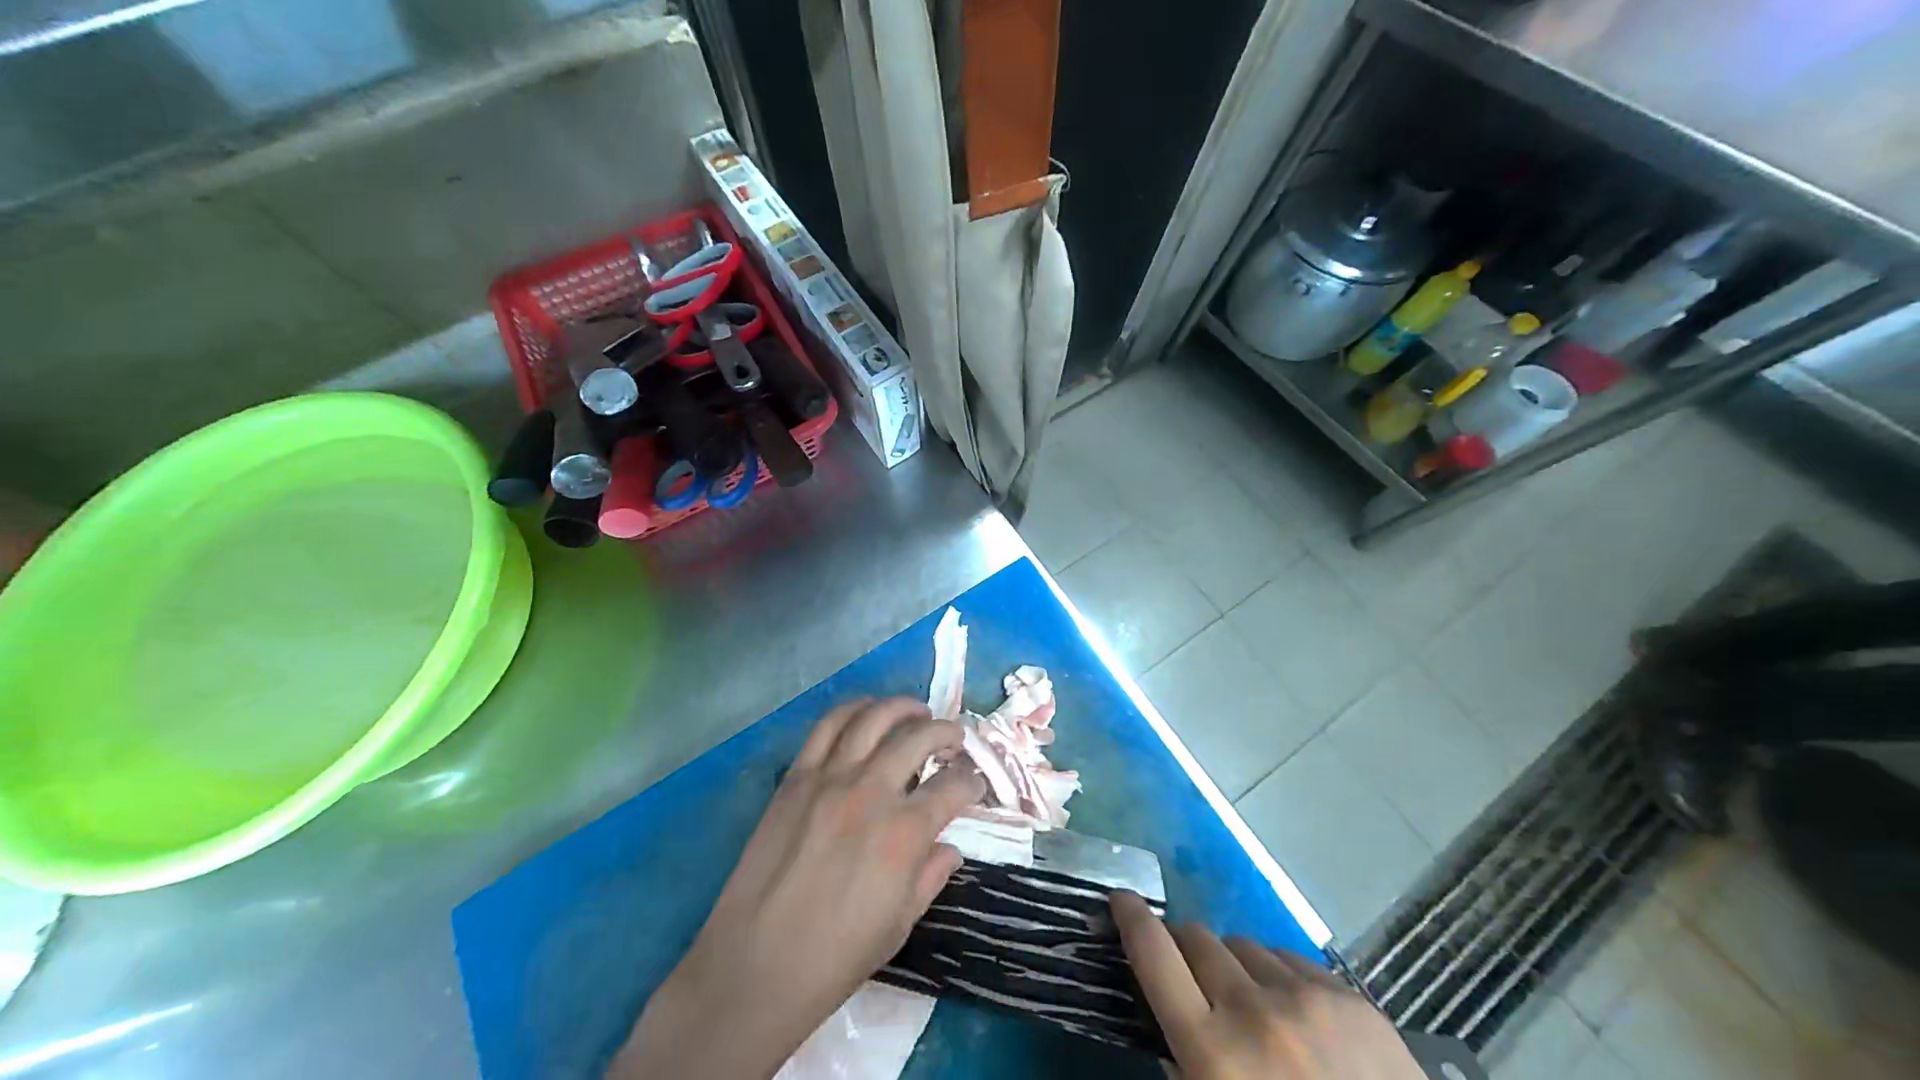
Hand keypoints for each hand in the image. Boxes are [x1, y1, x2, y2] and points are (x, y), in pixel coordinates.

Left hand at [611, 698, 984, 1078]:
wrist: (758, 963)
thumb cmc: (837, 954)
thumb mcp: (901, 922)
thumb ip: (931, 875)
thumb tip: (950, 848)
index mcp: (905, 832)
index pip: (952, 788)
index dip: (971, 782)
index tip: (974, 784)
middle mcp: (871, 792)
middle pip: (919, 737)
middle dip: (946, 732)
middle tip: (954, 739)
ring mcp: (830, 778)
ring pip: (874, 718)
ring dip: (903, 707)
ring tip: (917, 711)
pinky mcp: (796, 777)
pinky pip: (828, 726)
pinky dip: (854, 709)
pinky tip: (867, 713)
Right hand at [1112, 892, 1422, 1079]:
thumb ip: (1185, 1070)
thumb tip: (1173, 1030)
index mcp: (1212, 1051)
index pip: (1154, 956)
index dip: (1132, 919)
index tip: (1122, 900)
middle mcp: (1252, 1009)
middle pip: (1197, 938)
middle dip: (1185, 948)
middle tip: (1192, 974)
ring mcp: (1305, 997)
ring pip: (1244, 945)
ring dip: (1235, 966)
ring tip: (1255, 1006)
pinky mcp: (1350, 997)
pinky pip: (1292, 959)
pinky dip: (1280, 976)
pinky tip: (1299, 1015)